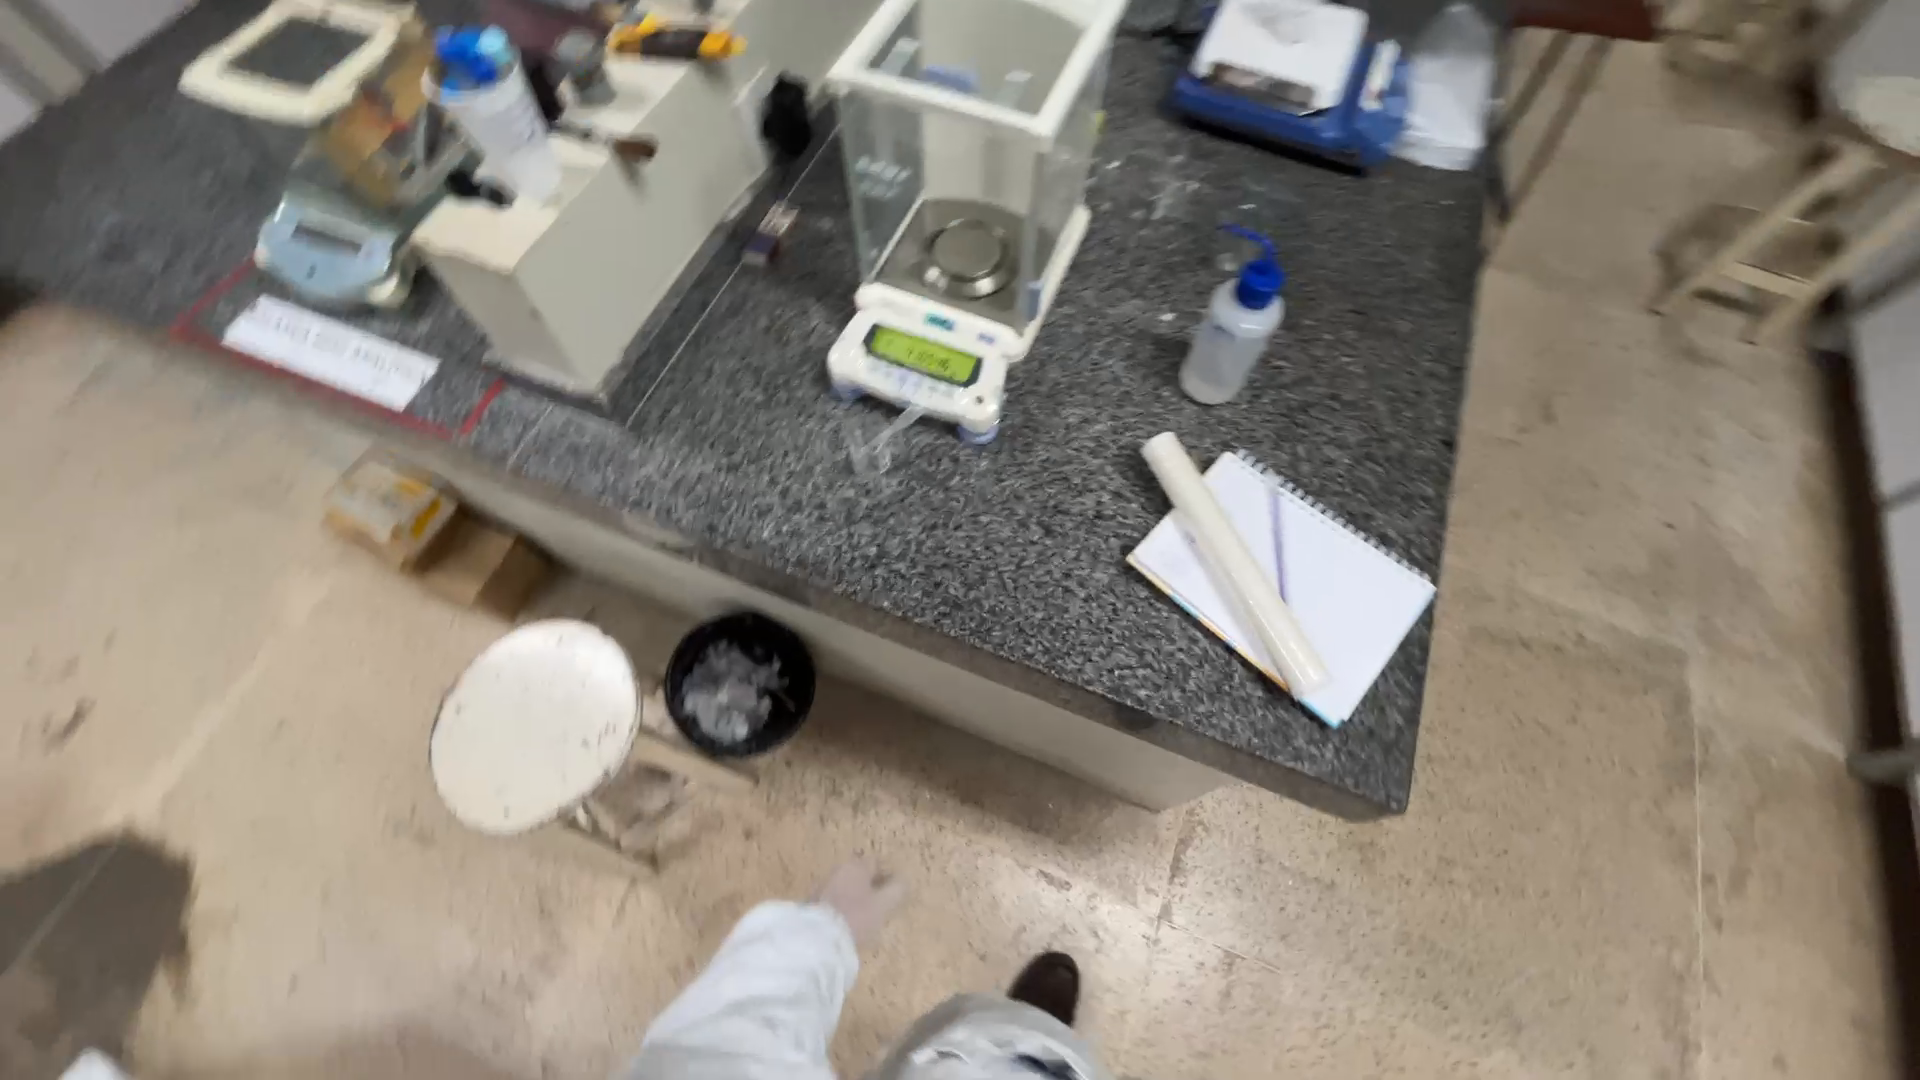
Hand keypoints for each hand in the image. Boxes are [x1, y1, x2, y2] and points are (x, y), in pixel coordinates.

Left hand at [814, 858, 906, 945]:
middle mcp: (839, 870)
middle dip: (872, 886)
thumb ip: (896, 890)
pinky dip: (845, 907)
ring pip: (847, 887)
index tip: (896, 890)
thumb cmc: (856, 917)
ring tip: (868, 917)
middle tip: (883, 904)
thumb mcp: (883, 905)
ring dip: (858, 898)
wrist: (818, 939)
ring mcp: (824, 886)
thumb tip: (904, 879)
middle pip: (861, 875)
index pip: (876, 863)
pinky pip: (837, 900)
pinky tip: (850, 923)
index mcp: (856, 866)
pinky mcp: (814, 903)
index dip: (888, 875)